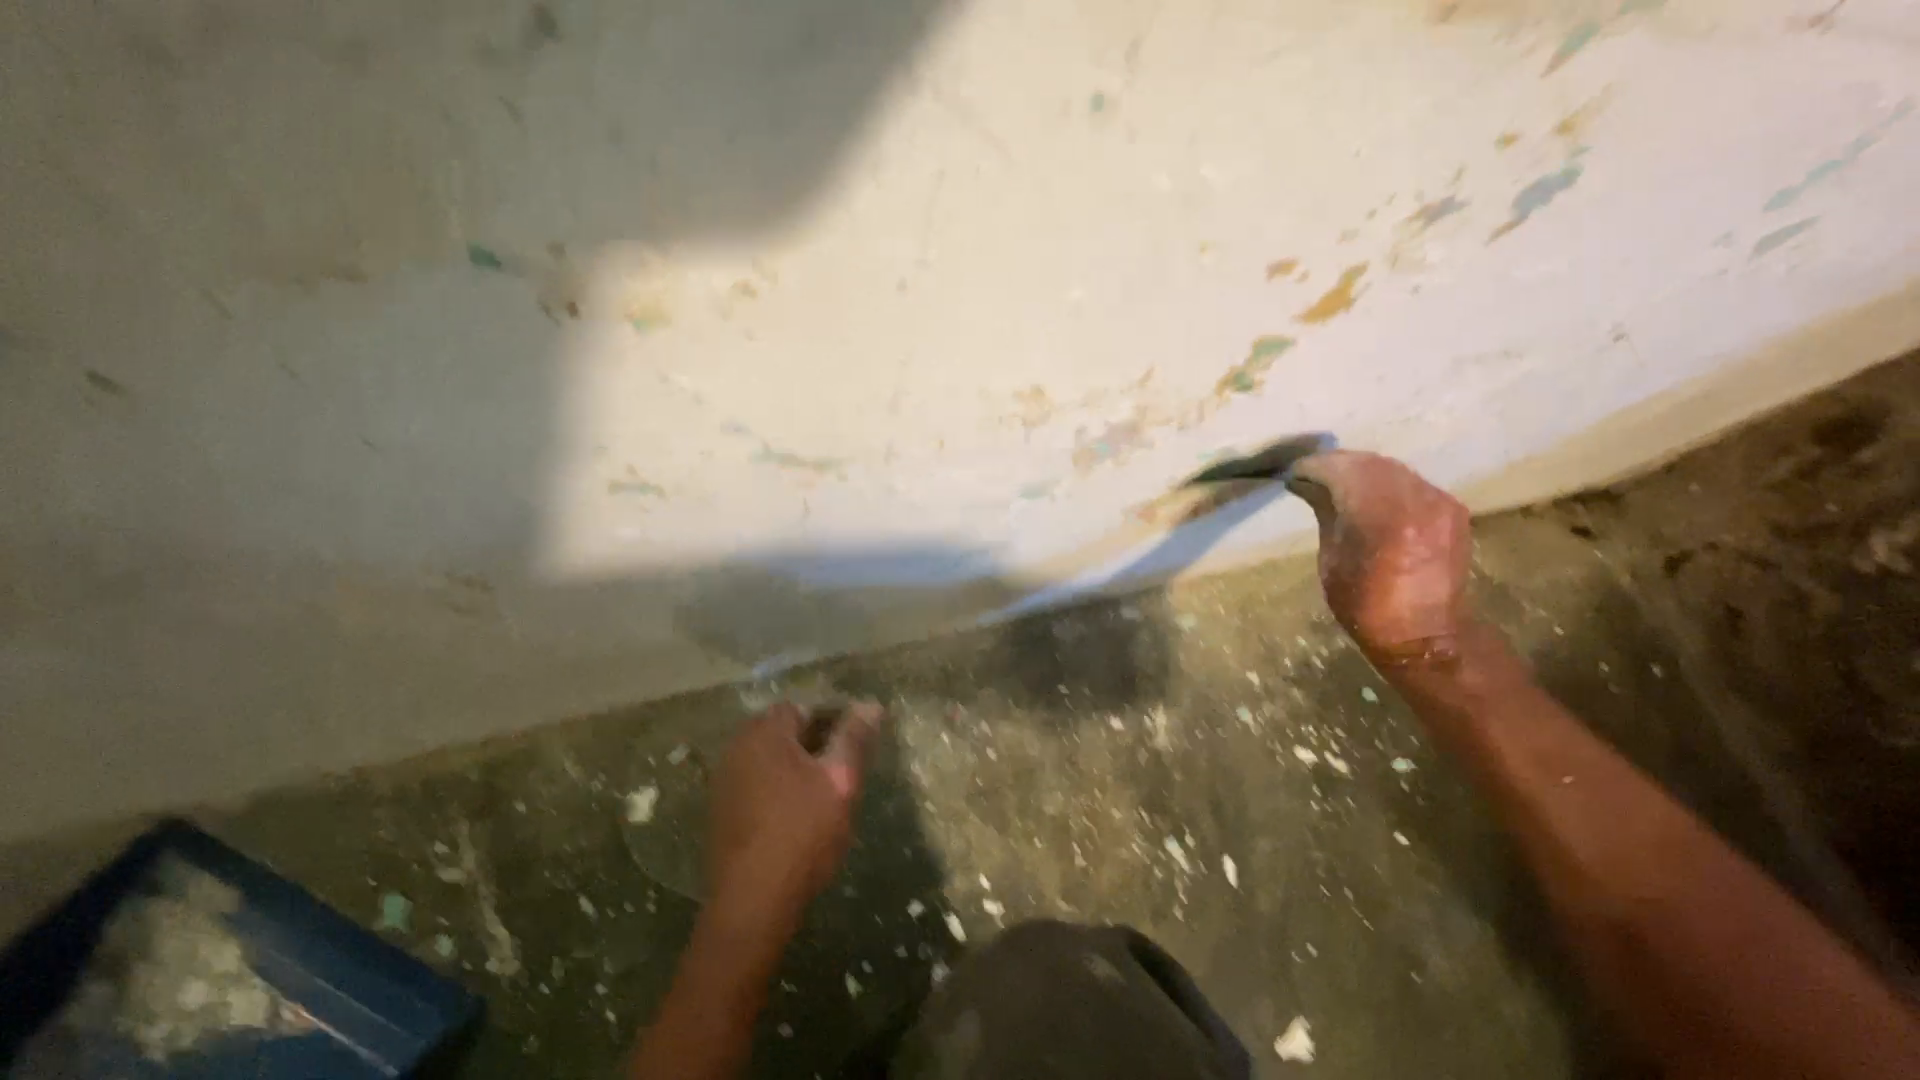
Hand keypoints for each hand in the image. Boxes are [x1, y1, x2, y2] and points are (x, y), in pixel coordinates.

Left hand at [705, 701, 881, 925]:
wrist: (753, 900)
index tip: (856, 741)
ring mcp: (724, 782)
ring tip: (826, 792)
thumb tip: (870, 704)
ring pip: (768, 760)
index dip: (832, 717)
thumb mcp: (841, 781)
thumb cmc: (803, 833)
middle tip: (844, 767)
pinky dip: (778, 788)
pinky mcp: (722, 812)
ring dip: (795, 766)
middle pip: (782, 732)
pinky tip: (798, 814)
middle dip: (814, 741)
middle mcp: (736, 749)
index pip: (802, 707)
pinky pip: (756, 784)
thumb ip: (854, 739)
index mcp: (763, 734)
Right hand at [1286, 450, 1471, 662]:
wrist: (1425, 634)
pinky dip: (1387, 482)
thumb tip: (1307, 485)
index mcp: (1379, 516)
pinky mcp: (1452, 509)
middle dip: (1337, 463)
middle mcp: (1414, 500)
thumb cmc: (1366, 606)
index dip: (1314, 467)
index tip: (1293, 472)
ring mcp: (1439, 501)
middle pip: (1369, 463)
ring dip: (1362, 470)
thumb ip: (1326, 514)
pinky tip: (1371, 495)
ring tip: (1338, 481)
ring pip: (1392, 469)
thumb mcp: (1331, 561)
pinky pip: (1412, 483)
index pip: (1341, 471)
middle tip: (1311, 472)